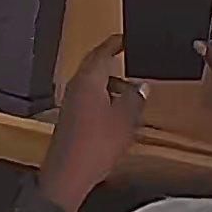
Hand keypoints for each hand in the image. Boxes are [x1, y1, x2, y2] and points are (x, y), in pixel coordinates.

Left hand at [40, 35, 144, 211]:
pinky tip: (115, 111)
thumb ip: (135, 99)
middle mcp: (77, 85)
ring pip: (92, 81)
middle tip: (126, 57)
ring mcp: (71, 100)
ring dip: (109, 81)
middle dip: (110, 60)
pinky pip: (88, 95)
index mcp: (88, 80)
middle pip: (94, 65)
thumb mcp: (124, 121)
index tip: (123, 38)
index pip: (101, 52)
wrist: (68, 172)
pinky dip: (103, 95)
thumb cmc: (96, 144)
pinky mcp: (70, 114)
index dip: (113, 44)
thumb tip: (142, 85)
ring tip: (129, 91)